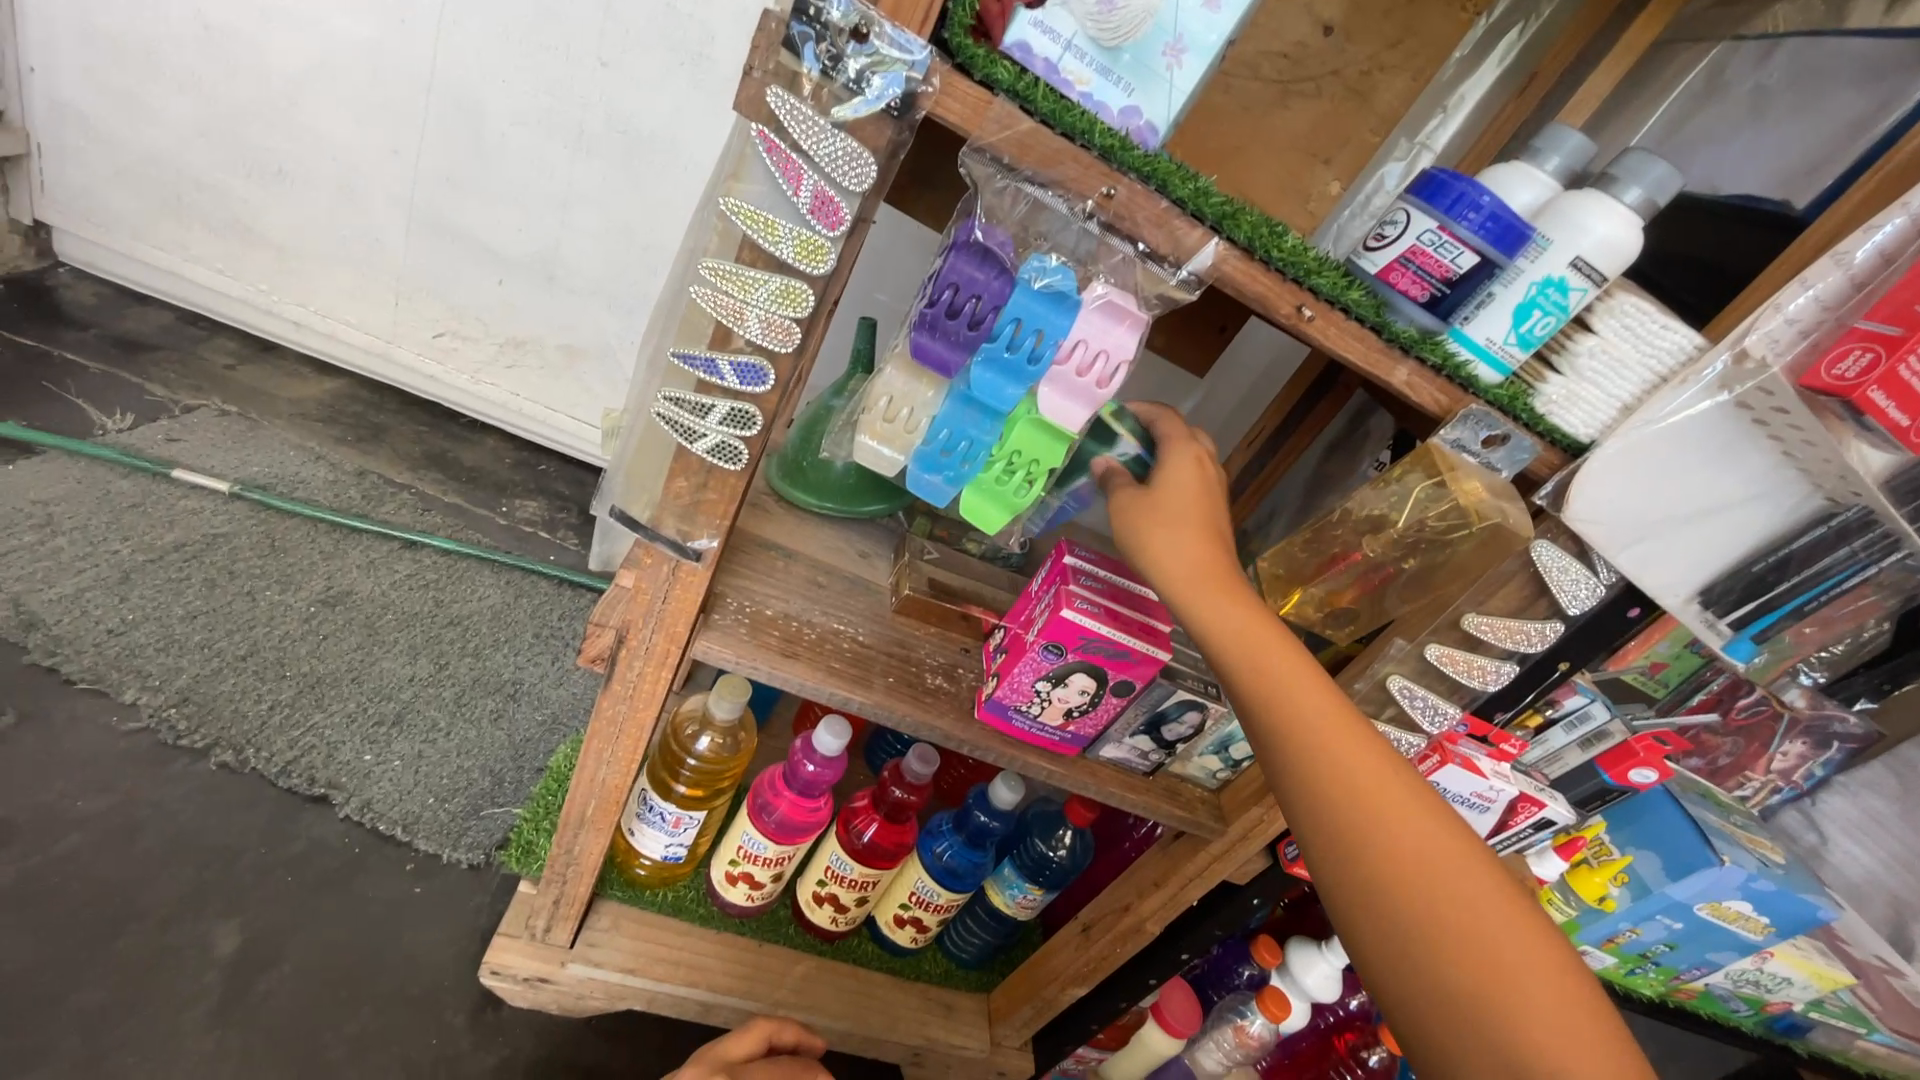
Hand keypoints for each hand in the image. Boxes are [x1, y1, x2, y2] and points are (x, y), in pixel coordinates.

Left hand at [668, 1016, 832, 1079]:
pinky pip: (719, 1054)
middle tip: (821, 1052)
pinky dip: (747, 1056)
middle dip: (797, 1038)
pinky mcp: (673, 1078)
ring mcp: (685, 1070)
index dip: (817, 1077)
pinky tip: (760, 1071)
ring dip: (772, 1043)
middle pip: (762, 1031)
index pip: (787, 1071)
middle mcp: (708, 1068)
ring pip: (739, 1037)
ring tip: (796, 1057)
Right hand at [1093, 402, 1246, 609]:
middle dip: (1154, 431)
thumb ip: (1113, 478)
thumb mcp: (1123, 506)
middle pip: (1182, 431)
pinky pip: (1194, 478)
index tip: (1114, 416)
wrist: (1202, 584)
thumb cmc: (1158, 537)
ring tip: (1137, 468)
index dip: (1138, 410)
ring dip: (1166, 455)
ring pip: (1191, 456)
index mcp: (1183, 449)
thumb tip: (1104, 461)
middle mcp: (1205, 459)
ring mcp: (1215, 485)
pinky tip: (1154, 495)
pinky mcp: (1217, 508)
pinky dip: (1175, 475)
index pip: (1162, 414)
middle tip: (1126, 441)